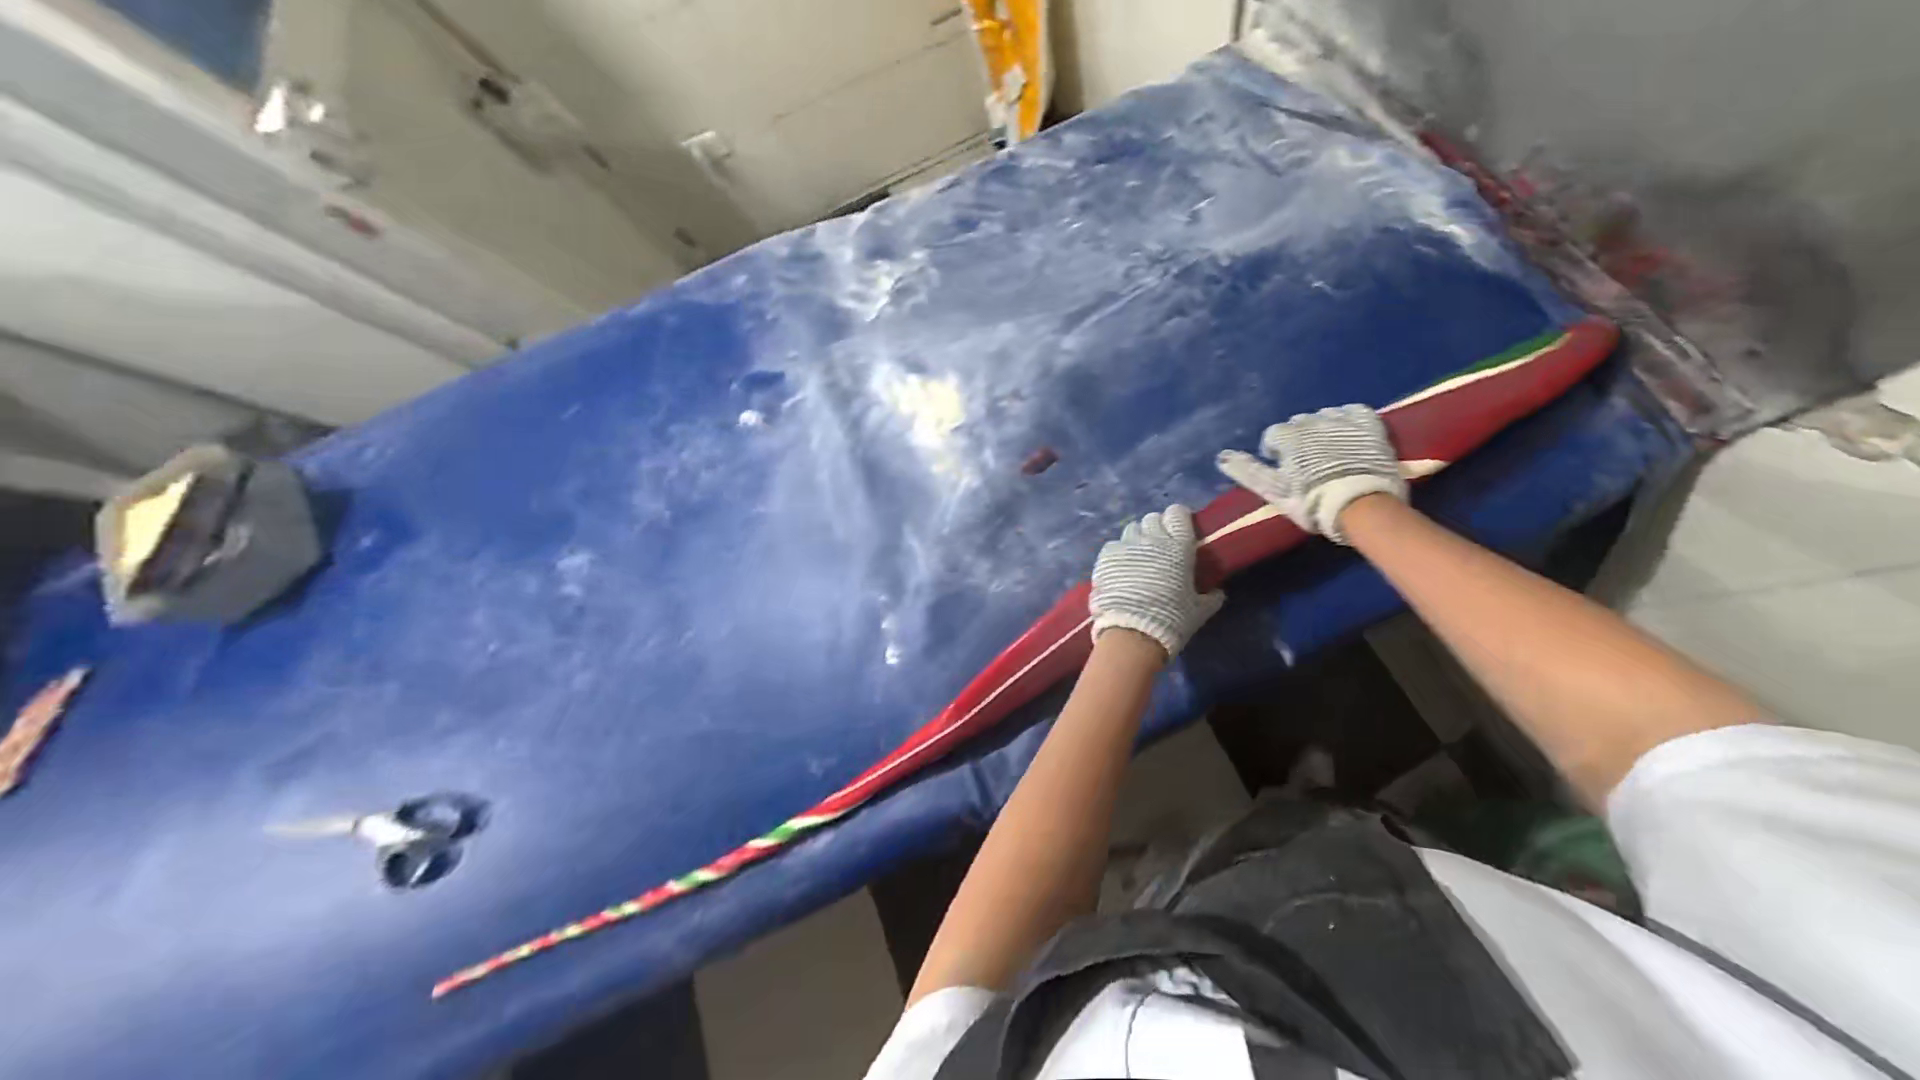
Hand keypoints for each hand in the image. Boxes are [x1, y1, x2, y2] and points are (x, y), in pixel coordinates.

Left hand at [1088, 505, 1225, 658]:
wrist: (1132, 633)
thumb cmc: (1172, 620)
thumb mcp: (1199, 610)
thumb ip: (1210, 597)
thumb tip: (1218, 592)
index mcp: (1179, 546)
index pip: (1178, 514)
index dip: (1177, 520)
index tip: (1179, 530)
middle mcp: (1152, 539)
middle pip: (1153, 519)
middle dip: (1156, 529)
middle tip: (1159, 548)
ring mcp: (1126, 546)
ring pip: (1132, 529)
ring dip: (1137, 539)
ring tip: (1138, 558)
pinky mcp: (1106, 557)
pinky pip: (1114, 545)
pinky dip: (1118, 554)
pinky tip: (1120, 569)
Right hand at [1215, 404, 1407, 544]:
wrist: (1361, 505)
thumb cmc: (1311, 502)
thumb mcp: (1273, 491)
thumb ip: (1247, 472)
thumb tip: (1221, 456)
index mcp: (1287, 437)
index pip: (1273, 435)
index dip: (1275, 451)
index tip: (1283, 468)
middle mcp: (1311, 422)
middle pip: (1298, 423)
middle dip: (1298, 439)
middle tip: (1306, 462)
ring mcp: (1341, 421)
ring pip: (1324, 415)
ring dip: (1322, 429)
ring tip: (1328, 450)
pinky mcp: (1368, 425)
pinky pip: (1354, 411)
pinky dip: (1348, 419)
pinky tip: (1348, 433)